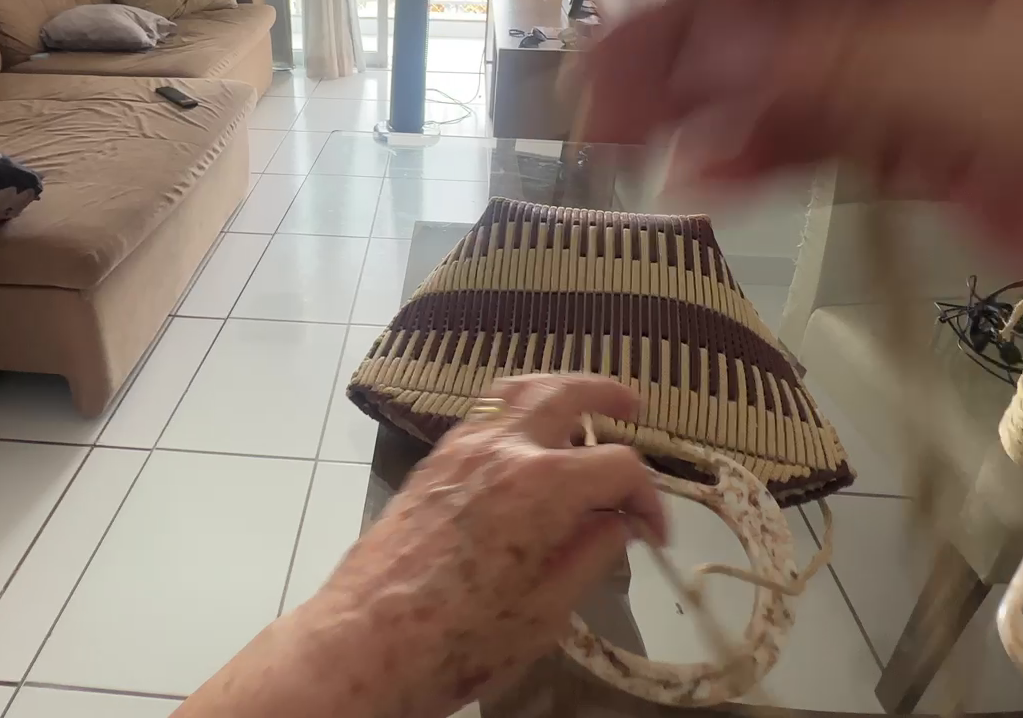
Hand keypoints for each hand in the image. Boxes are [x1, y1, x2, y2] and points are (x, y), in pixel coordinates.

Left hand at [176, 375, 662, 717]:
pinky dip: (518, 404)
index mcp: (541, 484)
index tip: (653, 530)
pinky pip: (486, 409)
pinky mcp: (438, 454)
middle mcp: (503, 446)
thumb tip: (619, 521)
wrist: (369, 634)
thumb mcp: (546, 610)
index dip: (649, 497)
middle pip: (566, 393)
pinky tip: (527, 431)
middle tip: (633, 407)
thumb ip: (591, 553)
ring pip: (519, 387)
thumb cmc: (461, 635)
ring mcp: (464, 444)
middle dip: (607, 395)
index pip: (618, 467)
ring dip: (558, 386)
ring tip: (582, 401)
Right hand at [585, 0, 1022, 417]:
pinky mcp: (931, 131)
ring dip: (703, 95)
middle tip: (603, 75)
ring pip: (788, 56)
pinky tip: (705, 174)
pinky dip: (756, 150)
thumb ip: (860, 62)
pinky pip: (816, 127)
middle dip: (689, 25)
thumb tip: (715, 50)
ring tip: (622, 135)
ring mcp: (944, 49)